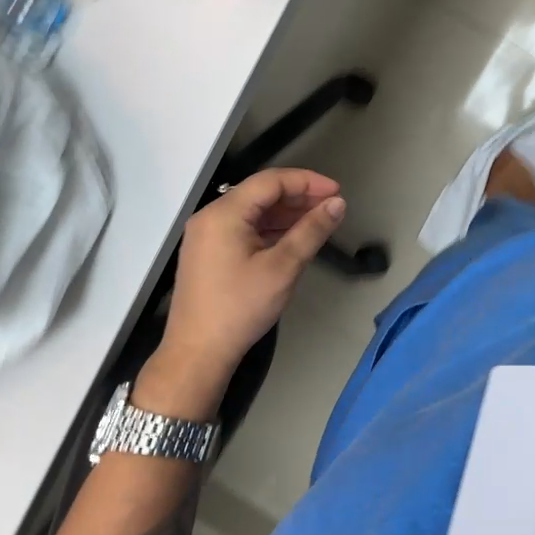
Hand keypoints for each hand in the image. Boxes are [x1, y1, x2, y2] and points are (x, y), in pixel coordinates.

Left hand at [136, 170, 344, 420]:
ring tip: (319, 222)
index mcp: (224, 214)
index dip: (307, 182)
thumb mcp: (283, 267)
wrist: (198, 353)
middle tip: (332, 206)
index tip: (337, 192)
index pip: (270, 181)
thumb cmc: (240, 307)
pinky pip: (244, 228)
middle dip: (299, 196)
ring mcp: (207, 236)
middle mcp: (210, 217)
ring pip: (253, 212)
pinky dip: (271, 229)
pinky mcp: (209, 254)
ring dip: (287, 213)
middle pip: (260, 193)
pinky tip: (294, 238)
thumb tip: (337, 204)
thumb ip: (311, 231)